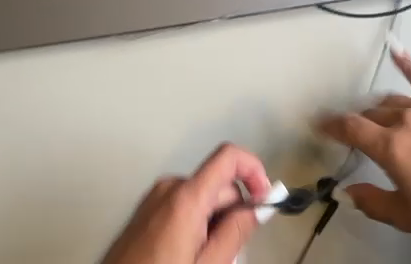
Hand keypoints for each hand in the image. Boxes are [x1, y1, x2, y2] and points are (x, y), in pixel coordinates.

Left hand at [101, 143, 272, 263]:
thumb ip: (237, 232)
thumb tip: (258, 208)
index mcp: (185, 198)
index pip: (229, 157)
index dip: (255, 170)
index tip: (265, 194)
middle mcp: (168, 190)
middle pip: (218, 183)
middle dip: (233, 212)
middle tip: (233, 249)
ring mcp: (153, 200)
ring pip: (201, 197)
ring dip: (213, 222)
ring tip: (206, 258)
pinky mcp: (144, 213)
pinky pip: (182, 206)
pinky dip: (194, 224)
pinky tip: (188, 254)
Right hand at [320, 51, 410, 263]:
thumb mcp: (405, 215)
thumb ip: (372, 201)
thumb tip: (347, 191)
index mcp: (390, 147)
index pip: (352, 130)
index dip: (332, 126)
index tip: (318, 123)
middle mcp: (404, 120)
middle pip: (372, 115)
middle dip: (358, 122)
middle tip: (351, 131)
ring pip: (392, 101)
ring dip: (379, 108)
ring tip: (373, 115)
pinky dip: (407, 63)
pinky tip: (396, 50)